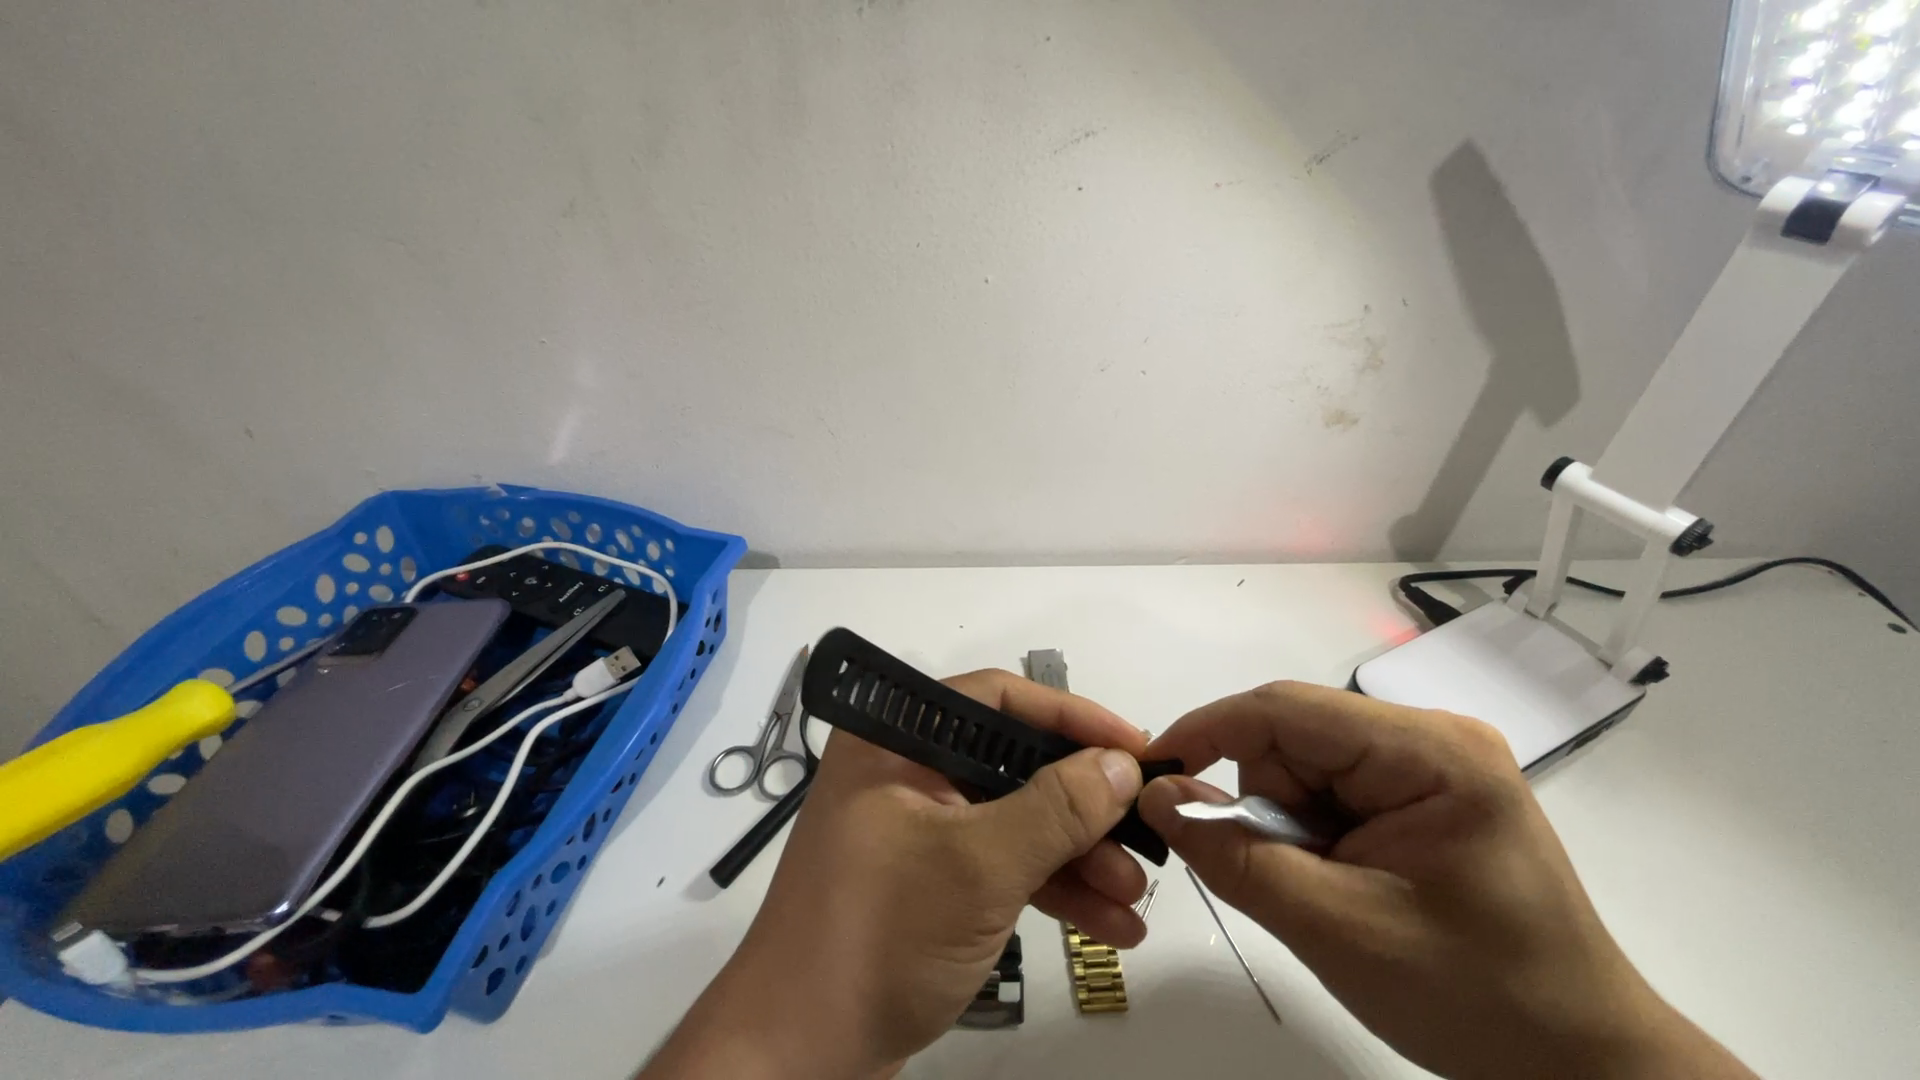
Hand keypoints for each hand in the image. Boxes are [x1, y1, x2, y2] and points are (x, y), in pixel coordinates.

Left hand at [640, 670, 1150, 1079]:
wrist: (802, 1054)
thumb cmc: (882, 935)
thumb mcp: (979, 865)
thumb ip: (1056, 809)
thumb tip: (1121, 763)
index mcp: (897, 740)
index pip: (996, 698)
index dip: (1070, 717)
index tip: (1135, 747)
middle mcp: (906, 773)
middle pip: (1013, 764)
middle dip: (1083, 805)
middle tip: (1145, 829)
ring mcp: (917, 830)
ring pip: (1014, 821)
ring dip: (1077, 855)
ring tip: (1135, 893)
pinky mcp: (929, 882)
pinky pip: (1001, 866)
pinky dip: (1051, 889)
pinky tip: (1109, 924)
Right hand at [1137, 681, 1756, 1079]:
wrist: (1578, 1065)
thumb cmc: (1472, 998)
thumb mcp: (1336, 929)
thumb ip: (1235, 856)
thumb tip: (1156, 795)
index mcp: (1429, 751)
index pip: (1284, 709)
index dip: (1206, 731)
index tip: (1149, 775)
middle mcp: (1430, 737)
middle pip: (1291, 739)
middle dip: (1265, 806)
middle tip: (1293, 881)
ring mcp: (1431, 763)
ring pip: (1302, 766)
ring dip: (1288, 827)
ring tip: (1329, 892)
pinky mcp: (1423, 794)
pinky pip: (1329, 791)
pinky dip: (1311, 836)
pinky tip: (1343, 882)